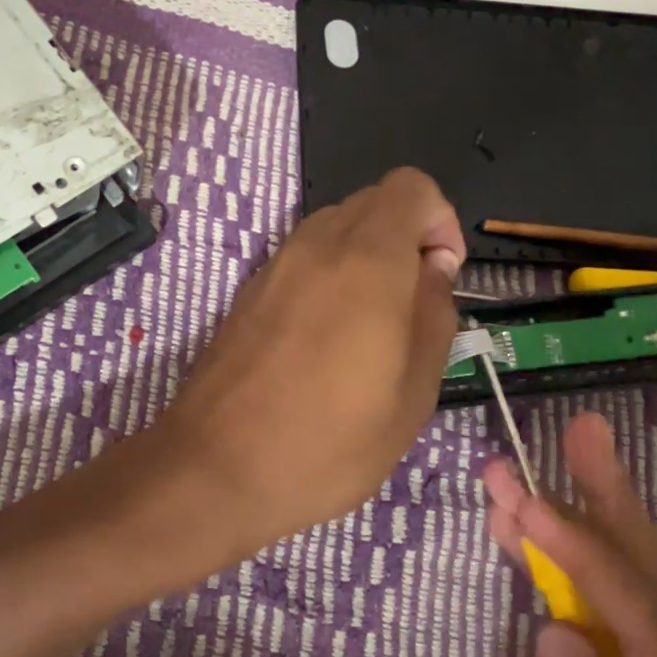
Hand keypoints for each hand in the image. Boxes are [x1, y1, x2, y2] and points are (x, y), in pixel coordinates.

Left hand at [152, 166, 464, 553]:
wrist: (215, 468)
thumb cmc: (328, 442)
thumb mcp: (413, 393)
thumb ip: (434, 315)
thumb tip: (430, 269)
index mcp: (365, 259)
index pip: (410, 187)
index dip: (439, 220)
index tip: (442, 277)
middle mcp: (313, 246)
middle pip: (370, 204)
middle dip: (404, 239)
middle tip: (411, 311)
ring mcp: (272, 267)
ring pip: (332, 232)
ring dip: (363, 261)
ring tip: (369, 333)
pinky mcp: (246, 294)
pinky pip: (299, 262)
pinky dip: (325, 280)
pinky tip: (324, 344)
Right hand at [484, 413, 656, 656]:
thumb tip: (560, 632)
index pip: (656, 635)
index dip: (589, 561)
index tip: (528, 504)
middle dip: (610, 509)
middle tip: (582, 431)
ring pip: (637, 597)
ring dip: (578, 532)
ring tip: (525, 474)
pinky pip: (617, 621)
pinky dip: (571, 575)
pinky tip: (532, 535)